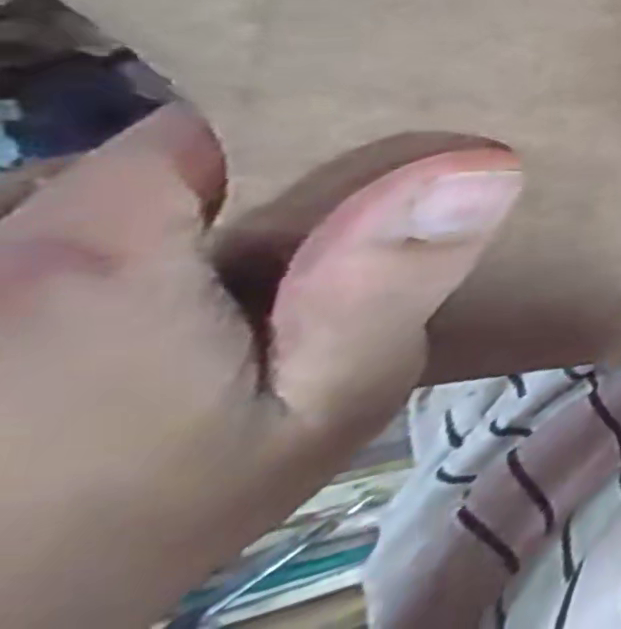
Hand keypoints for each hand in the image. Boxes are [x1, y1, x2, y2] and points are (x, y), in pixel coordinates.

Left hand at [0, 106, 522, 625]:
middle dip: (249, 193)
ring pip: (113, 205)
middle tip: (323, 252)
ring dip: (189, 231)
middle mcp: (0, 238)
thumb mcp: (332, 401)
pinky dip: (136, 265)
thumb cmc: (185, 503)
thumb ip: (392, 282)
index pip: (206, 126)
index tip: (360, 187)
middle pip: (159, 166)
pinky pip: (70, 247)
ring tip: (258, 287)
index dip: (296, 145)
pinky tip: (179, 318)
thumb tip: (486, 165)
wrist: (20, 617)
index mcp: (92, 248)